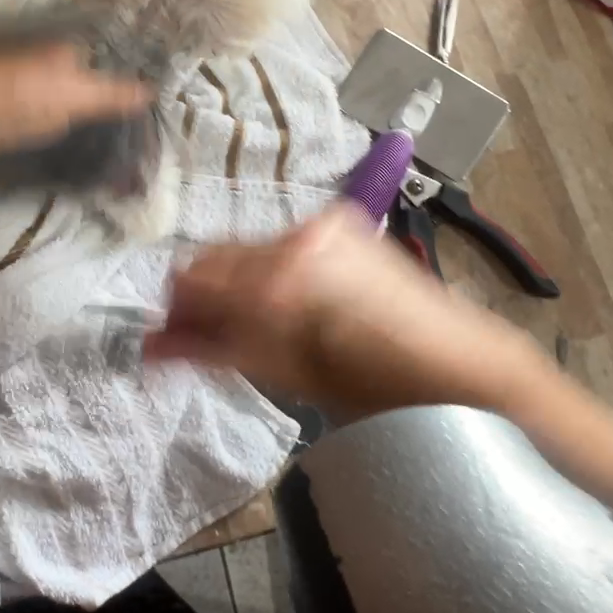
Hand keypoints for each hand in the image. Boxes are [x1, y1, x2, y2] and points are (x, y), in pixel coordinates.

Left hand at [0, 44, 150, 168]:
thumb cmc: (24, 97)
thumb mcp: (79, 97)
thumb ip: (114, 95)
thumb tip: (152, 91)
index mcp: (58, 50)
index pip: (90, 56)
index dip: (104, 76)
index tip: (121, 99)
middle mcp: (33, 58)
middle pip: (64, 74)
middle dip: (78, 90)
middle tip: (101, 118)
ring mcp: (9, 82)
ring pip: (41, 93)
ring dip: (52, 107)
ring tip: (74, 132)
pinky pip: (20, 113)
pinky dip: (30, 122)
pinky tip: (37, 138)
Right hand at [147, 208, 548, 417]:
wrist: (462, 366)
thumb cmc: (375, 388)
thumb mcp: (286, 375)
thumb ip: (212, 350)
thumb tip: (150, 346)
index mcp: (281, 274)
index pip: (192, 276)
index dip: (172, 310)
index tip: (166, 341)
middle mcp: (296, 234)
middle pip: (214, 255)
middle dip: (199, 297)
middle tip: (200, 340)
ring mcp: (321, 224)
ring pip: (244, 249)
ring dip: (233, 286)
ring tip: (247, 329)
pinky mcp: (340, 225)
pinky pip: (278, 245)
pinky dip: (265, 274)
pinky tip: (283, 308)